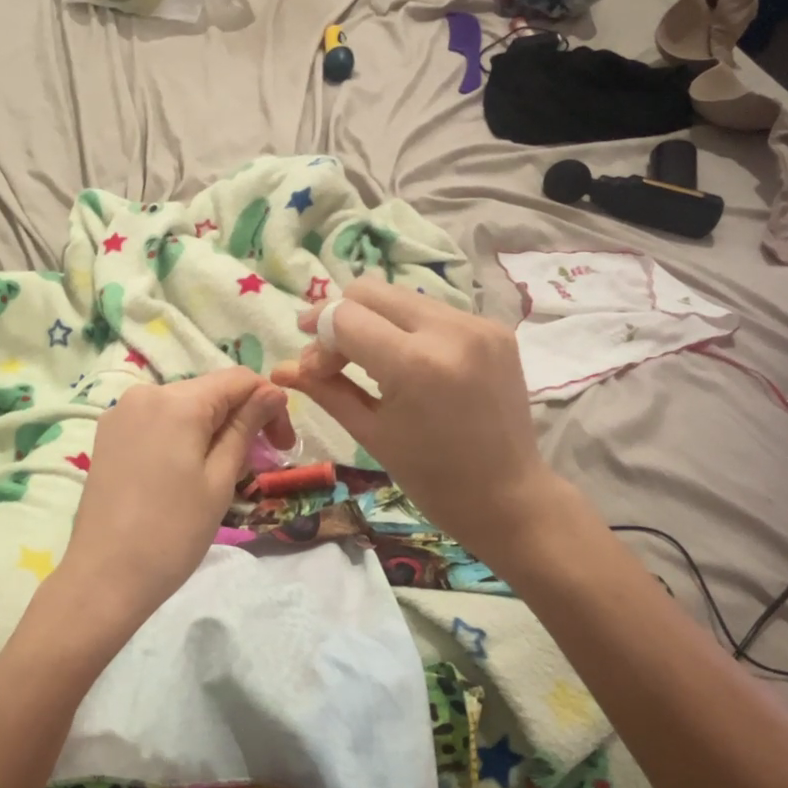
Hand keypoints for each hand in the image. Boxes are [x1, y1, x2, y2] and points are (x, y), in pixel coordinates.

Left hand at [57, 368, 293, 626]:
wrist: (105, 576)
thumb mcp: (220, 479)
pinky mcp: (107, 436)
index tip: (283, 447)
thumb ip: (245, 427)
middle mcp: (144, 393)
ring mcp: (119, 414)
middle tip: (255, 469)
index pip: (238, 379)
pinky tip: (184, 475)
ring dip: (210, 431)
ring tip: (221, 476)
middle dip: (239, 420)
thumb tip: (271, 391)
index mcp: (177, 400)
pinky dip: (180, 438)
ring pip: (182, 408)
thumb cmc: (173, 531)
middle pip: (208, 392)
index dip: (269, 404)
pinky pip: (156, 423)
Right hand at [272, 276, 568, 564]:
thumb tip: (280, 369)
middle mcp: (450, 331)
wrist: (508, 495)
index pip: (344, 317)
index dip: (317, 333)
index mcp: (415, 364)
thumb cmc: (431, 477)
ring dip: (373, 321)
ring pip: (400, 297)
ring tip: (367, 361)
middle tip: (329, 356)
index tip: (310, 364)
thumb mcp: (369, 432)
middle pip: (370, 292)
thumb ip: (325, 390)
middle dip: (340, 319)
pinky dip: (407, 328)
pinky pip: (432, 311)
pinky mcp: (494, 328)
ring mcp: (477, 325)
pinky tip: (405, 363)